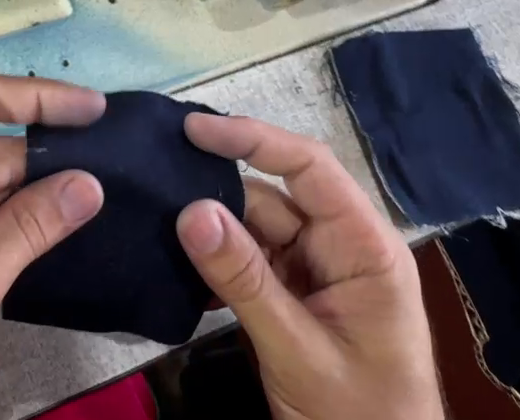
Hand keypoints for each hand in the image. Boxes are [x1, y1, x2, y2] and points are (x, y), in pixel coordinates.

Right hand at [176, 113, 441, 419]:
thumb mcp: (298, 351)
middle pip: (271, 196)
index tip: (193, 129)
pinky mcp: (295, 289)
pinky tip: (184, 271)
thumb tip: (190, 210)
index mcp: (364, 244)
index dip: (252, 138)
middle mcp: (340, 243)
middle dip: (217, 194)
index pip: (308, 166)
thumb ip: (245, 280)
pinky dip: (218, 262)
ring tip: (156, 228)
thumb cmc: (358, 417)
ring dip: (212, 233)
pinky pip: (250, 257)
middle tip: (155, 186)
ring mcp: (316, 266)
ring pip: (254, 226)